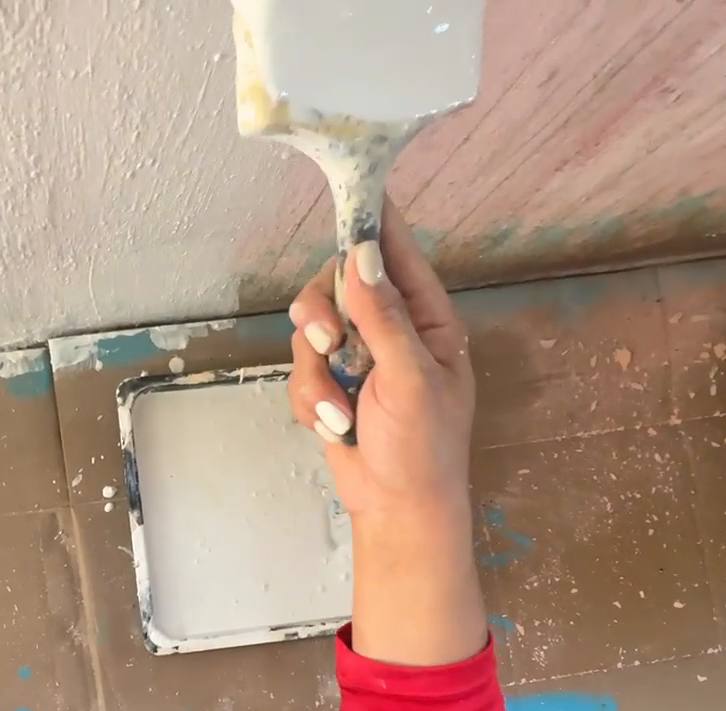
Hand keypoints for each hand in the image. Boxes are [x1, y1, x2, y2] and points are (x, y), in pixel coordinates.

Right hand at [287, 200, 475, 532]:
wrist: (396, 507)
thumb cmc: (422, 447)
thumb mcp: (410, 379)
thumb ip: (383, 318)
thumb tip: (363, 254)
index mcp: (425, 319)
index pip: (396, 255)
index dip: (371, 224)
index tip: (349, 188)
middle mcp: (388, 331)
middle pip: (336, 288)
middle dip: (321, 317)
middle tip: (323, 341)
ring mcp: (356, 360)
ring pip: (309, 335)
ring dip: (315, 378)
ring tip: (337, 413)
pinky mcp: (329, 387)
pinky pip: (300, 373)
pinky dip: (309, 401)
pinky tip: (333, 427)